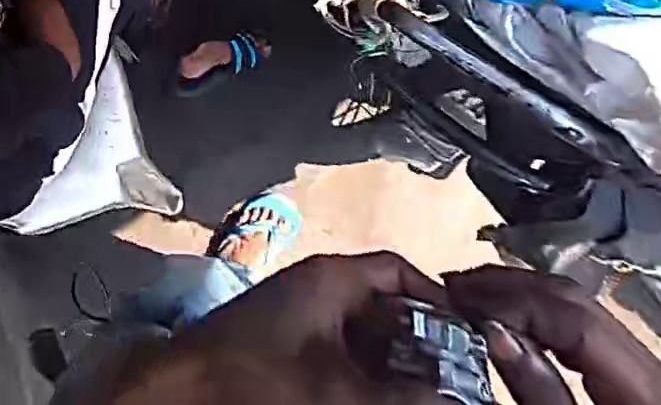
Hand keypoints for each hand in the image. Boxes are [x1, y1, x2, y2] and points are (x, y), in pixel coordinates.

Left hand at [118, 253, 449, 403]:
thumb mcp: (340, 391)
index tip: (473, 342)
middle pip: (387, 306)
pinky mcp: (292, 342)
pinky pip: (344, 352)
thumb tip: (459, 399)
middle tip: (458, 384)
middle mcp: (320, 287)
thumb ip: (404, 396)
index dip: (438, 300)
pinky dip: (369, 375)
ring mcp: (304, 314)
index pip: (396, 269)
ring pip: (368, 335)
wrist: (188, 387)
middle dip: (424, 346)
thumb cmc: (260, 376)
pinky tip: (385, 397)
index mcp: (331, 278)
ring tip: (431, 394)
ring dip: (398, 366)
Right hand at [446, 266, 660, 404]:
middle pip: (576, 303)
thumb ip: (542, 396)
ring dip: (520, 298)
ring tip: (471, 302)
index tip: (458, 298)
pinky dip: (542, 319)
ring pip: (580, 310)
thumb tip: (491, 330)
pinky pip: (588, 333)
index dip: (511, 299)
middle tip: (452, 291)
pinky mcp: (650, 388)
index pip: (574, 318)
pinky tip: (511, 325)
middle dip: (508, 288)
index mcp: (657, 397)